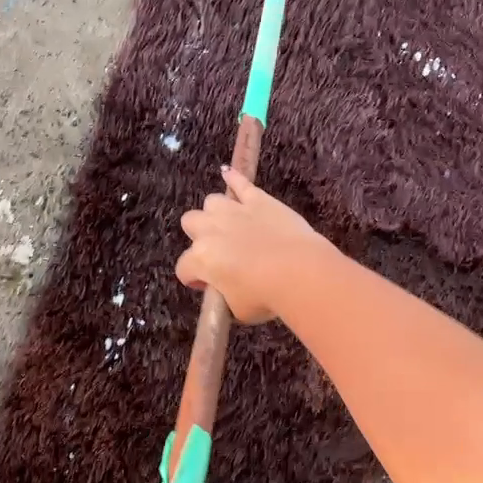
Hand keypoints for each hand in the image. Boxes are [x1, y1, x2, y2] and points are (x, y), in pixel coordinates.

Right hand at [175, 167, 337, 324]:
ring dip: (216, 214)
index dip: (194, 278)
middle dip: (199, 236)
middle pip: (190, 223)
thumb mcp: (237, 309)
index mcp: (201, 259)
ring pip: (212, 202)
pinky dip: (233, 178)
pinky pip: (240, 183)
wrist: (298, 271)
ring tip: (229, 225)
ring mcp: (234, 211)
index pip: (184, 268)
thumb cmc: (266, 296)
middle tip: (219, 252)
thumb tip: (226, 289)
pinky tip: (228, 172)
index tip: (208, 286)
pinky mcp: (258, 200)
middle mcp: (210, 230)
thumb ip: (225, 295)